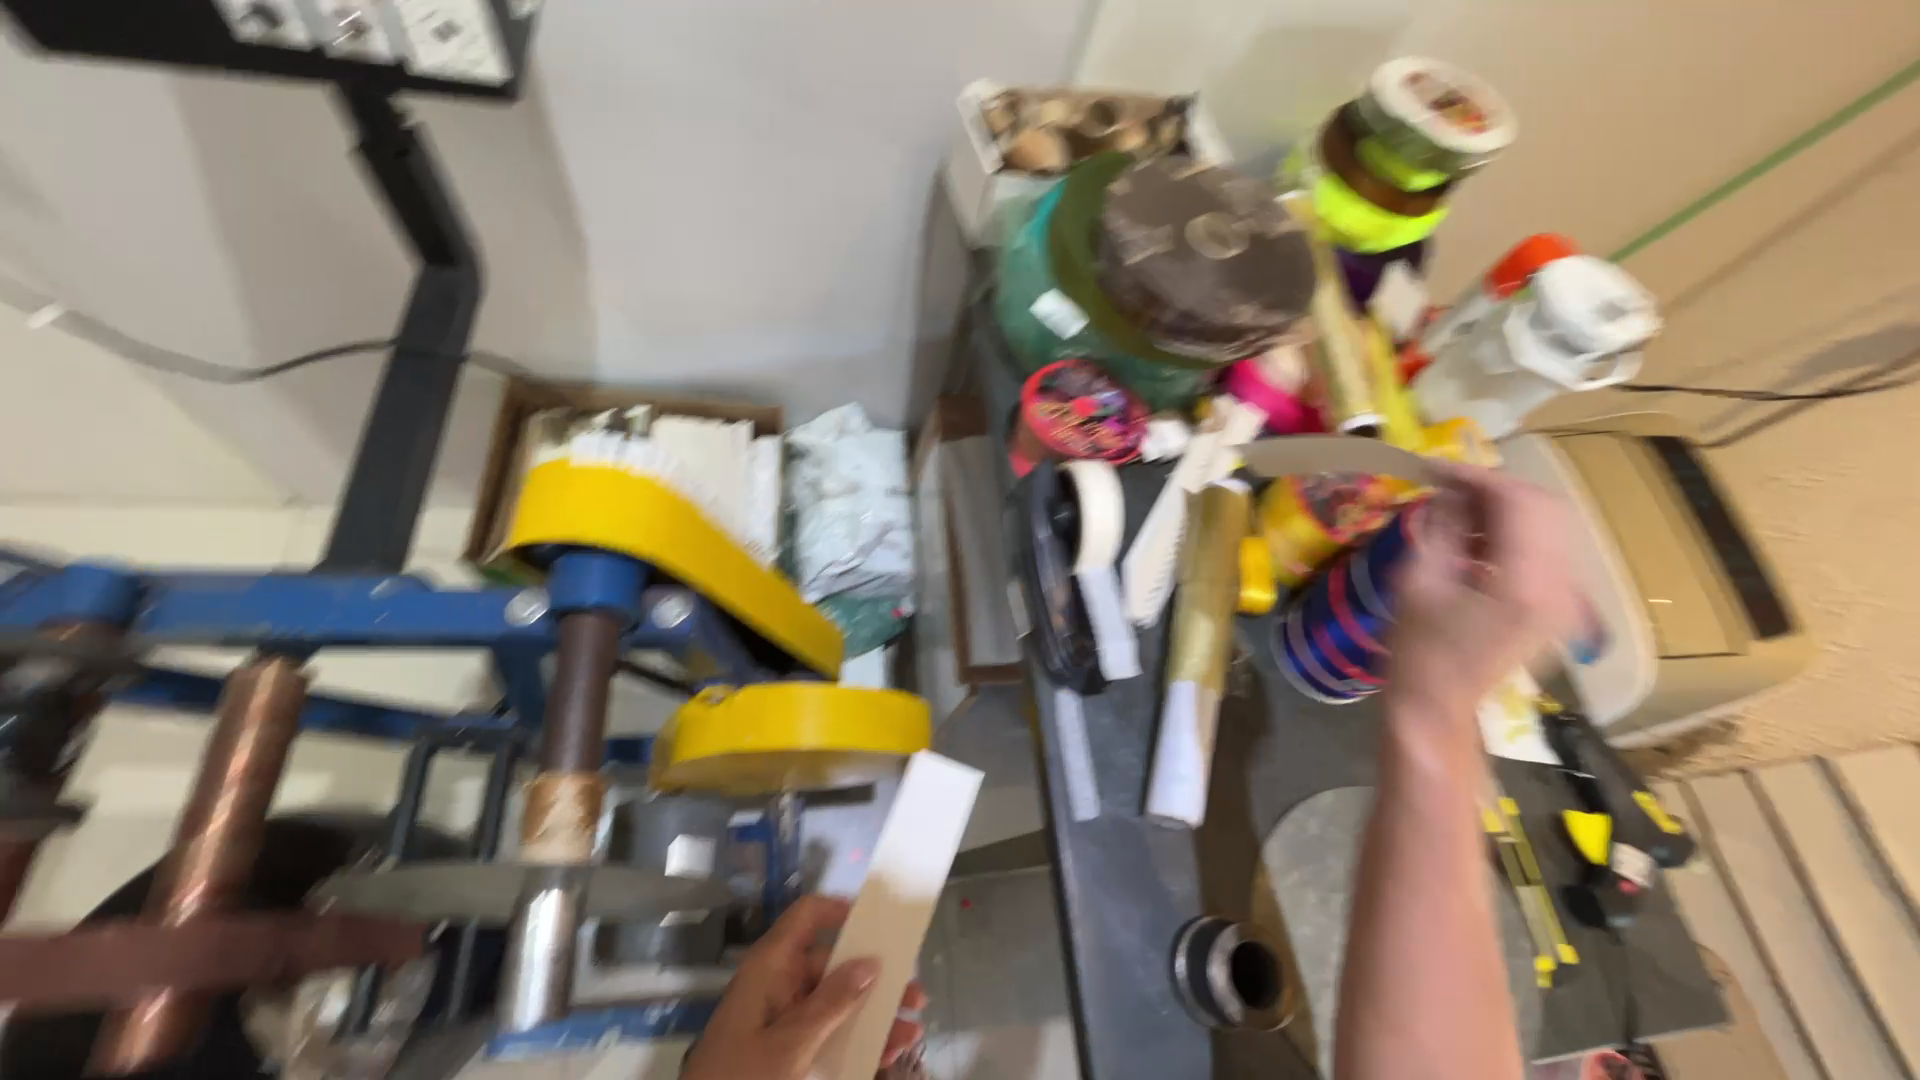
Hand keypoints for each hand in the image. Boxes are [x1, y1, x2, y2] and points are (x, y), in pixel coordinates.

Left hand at [683, 895, 927, 1079]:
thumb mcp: (789, 1042)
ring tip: (913, 1030)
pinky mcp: (787, 1045)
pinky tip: (889, 1051)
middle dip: (876, 978)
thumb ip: (832, 1002)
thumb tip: (870, 961)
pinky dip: (858, 1038)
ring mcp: (784, 1015)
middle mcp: (779, 982)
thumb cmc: (741, 1076)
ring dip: (875, 1014)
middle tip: (915, 995)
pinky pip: (829, 1031)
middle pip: (834, 963)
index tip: (881, 924)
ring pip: (838, 1001)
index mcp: (772, 965)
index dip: (842, 910)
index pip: (808, 915)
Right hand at [1385, 463, 1580, 714]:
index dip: (1476, 478)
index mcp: (1524, 583)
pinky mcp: (1558, 607)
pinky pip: (1547, 550)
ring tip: (1458, 509)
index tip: (1435, 469)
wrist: (1437, 706)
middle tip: (1449, 486)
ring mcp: (1566, 598)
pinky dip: (1514, 533)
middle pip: (1546, 508)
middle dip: (1496, 489)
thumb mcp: (1417, 583)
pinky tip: (1476, 538)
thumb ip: (1439, 529)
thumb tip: (1447, 492)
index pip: (1518, 503)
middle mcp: (1560, 587)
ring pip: (1552, 526)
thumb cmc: (1416, 651)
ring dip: (1507, 509)